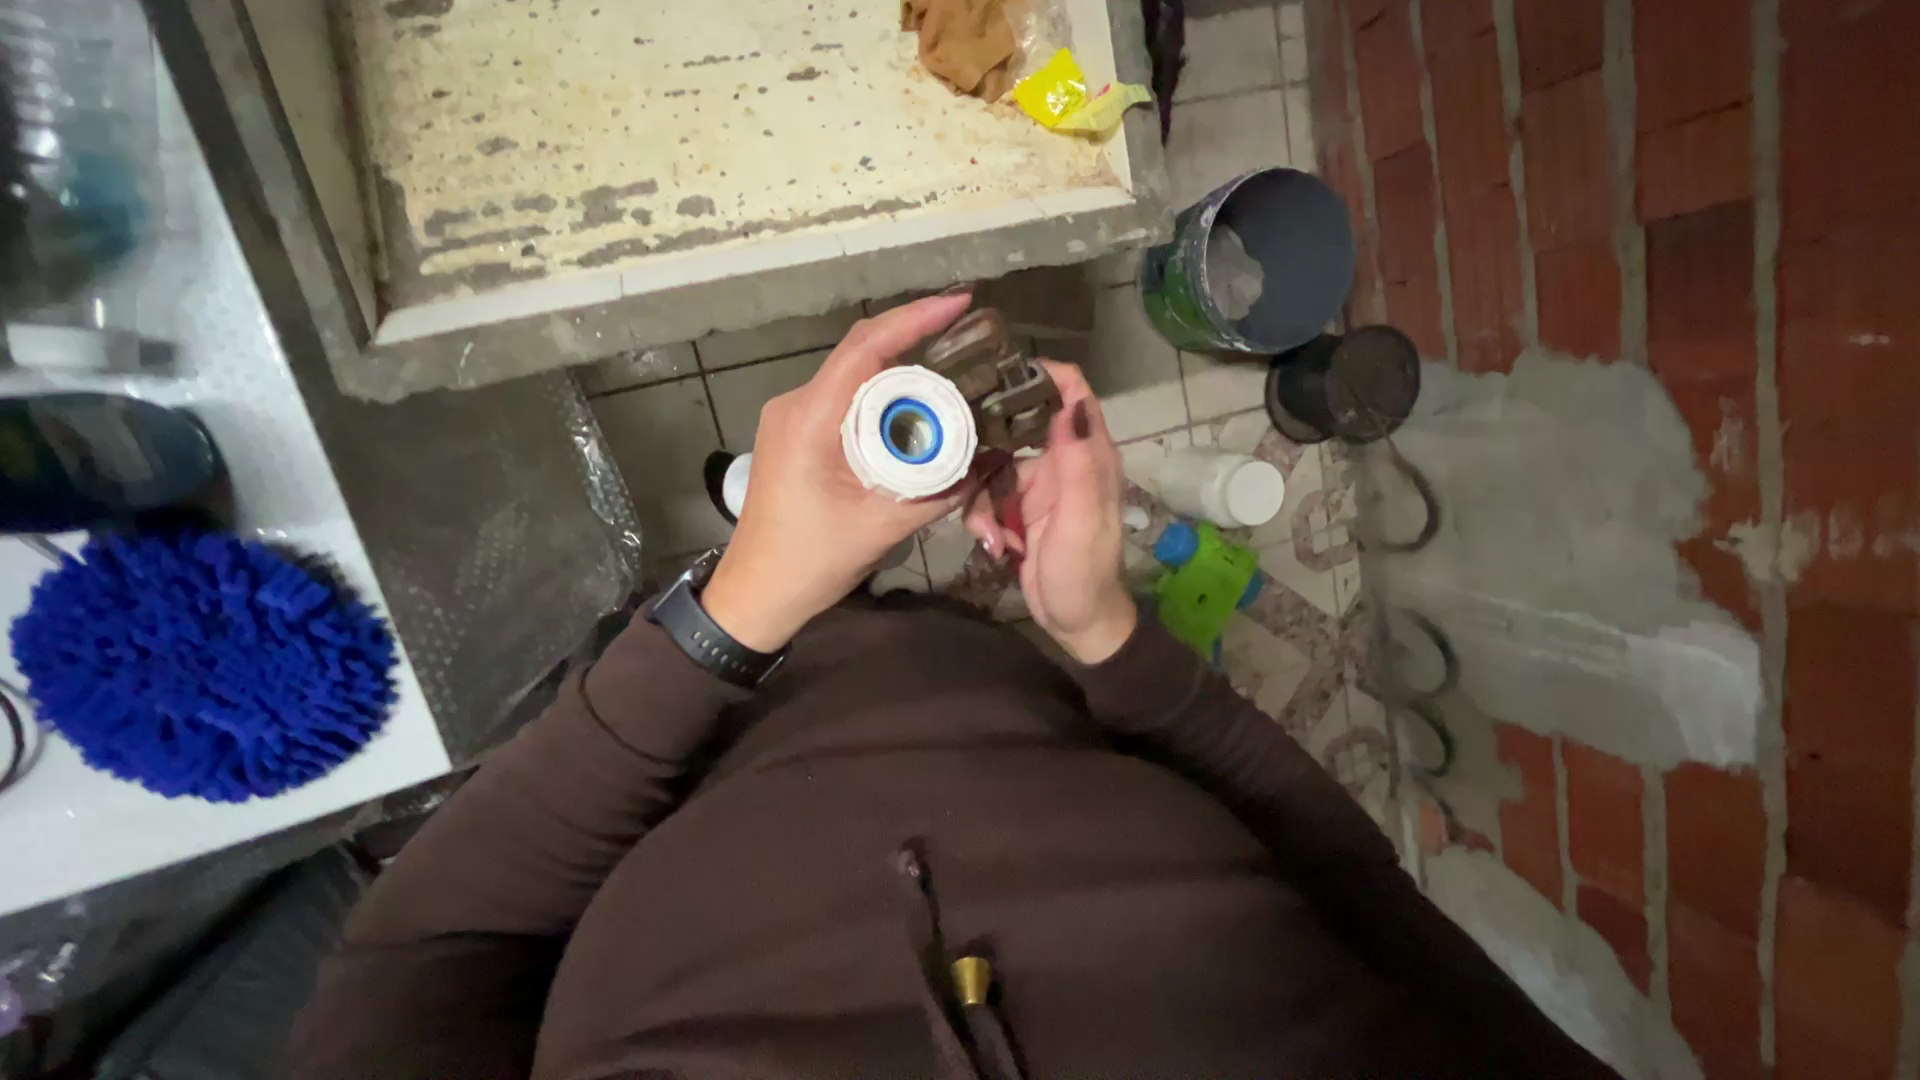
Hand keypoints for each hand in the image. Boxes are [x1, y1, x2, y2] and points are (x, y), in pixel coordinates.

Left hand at [701, 294, 978, 651]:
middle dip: (918, 349)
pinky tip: (913, 418)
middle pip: (863, 358)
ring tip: (952, 387)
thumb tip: (987, 461)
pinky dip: (881, 405)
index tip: (960, 303)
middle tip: (971, 355)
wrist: (757, 594)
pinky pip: (844, 404)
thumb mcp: (881, 527)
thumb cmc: (810, 561)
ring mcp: (791, 419)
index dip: (914, 318)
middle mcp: (795, 405)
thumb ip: (937, 491)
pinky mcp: (795, 436)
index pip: (865, 347)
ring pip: (854, 381)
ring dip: (901, 380)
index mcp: (810, 418)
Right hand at [963, 361, 1137, 663]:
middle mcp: (1062, 461)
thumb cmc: (1084, 573)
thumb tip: (1072, 402)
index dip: (1042, 373)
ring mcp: (1036, 485)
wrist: (1075, 623)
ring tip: (993, 536)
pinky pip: (985, 496)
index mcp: (1088, 456)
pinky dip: (982, 521)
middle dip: (988, 444)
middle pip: (1016, 425)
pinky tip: (995, 546)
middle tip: (962, 448)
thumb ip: (1077, 464)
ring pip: (991, 465)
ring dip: (983, 502)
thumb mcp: (1081, 520)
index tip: (999, 369)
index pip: (1072, 395)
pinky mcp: (1016, 508)